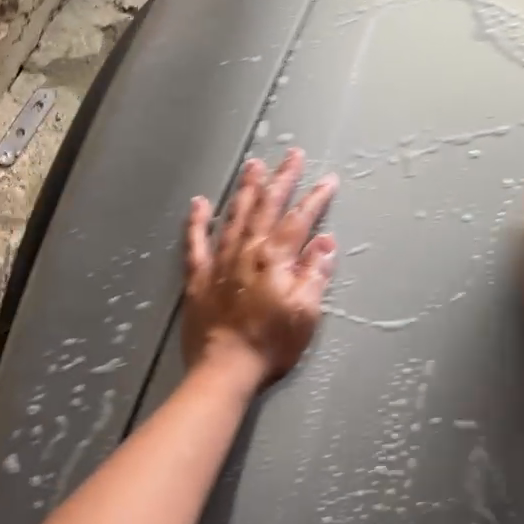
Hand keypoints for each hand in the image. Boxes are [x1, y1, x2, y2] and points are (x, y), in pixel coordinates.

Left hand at [183, 148, 338, 382]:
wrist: (225, 368)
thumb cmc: (271, 345)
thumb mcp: (305, 313)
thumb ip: (314, 274)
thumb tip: (325, 243)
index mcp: (275, 260)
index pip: (299, 220)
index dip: (315, 199)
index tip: (328, 180)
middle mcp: (247, 252)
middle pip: (266, 208)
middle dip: (281, 179)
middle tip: (292, 154)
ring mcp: (219, 262)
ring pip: (234, 216)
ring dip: (245, 189)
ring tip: (253, 165)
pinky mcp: (198, 277)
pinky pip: (195, 242)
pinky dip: (197, 221)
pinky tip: (200, 202)